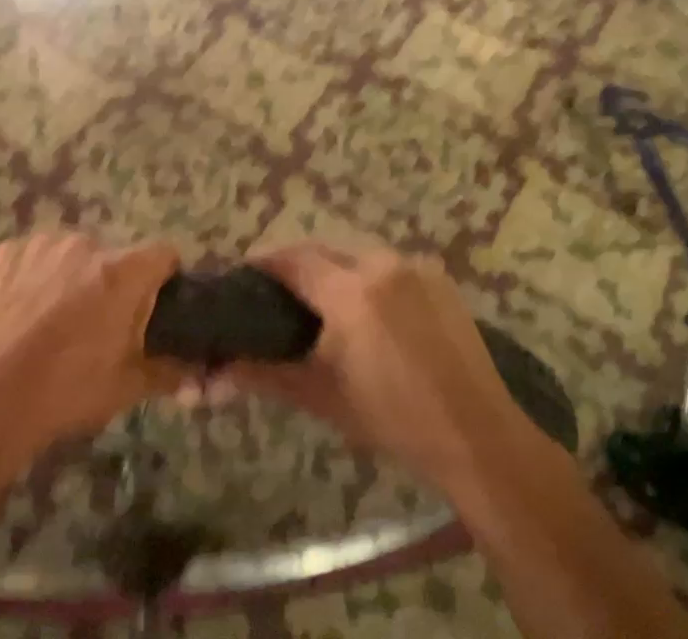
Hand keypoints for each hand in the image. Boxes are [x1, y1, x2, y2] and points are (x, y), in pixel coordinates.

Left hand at [0, 232, 184, 470]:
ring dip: (72, 279)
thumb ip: (170, 371)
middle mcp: (83, 245)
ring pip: (71, 257)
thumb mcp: (127, 387)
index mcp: (121, 273)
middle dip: (113, 286)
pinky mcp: (2, 255)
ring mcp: (38, 246)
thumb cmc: (66, 392)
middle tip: (101, 329)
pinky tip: (21, 314)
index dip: (165, 280)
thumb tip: (199, 375)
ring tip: (54, 324)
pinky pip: (32, 259)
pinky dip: (34, 279)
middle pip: (113, 258)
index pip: (164, 255)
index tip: (156, 310)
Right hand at [225, 243, 536, 479]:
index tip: (240, 276)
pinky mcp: (441, 280)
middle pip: (323, 251)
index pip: (291, 260)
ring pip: (357, 256)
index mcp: (351, 291)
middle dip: (295, 265)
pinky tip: (363, 310)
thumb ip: (262, 375)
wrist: (477, 436)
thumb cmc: (391, 418)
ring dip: (332, 269)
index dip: (261, 263)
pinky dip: (366, 278)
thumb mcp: (319, 395)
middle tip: (273, 292)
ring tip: (316, 301)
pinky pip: (389, 267)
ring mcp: (417, 269)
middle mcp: (383, 265)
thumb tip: (210, 378)